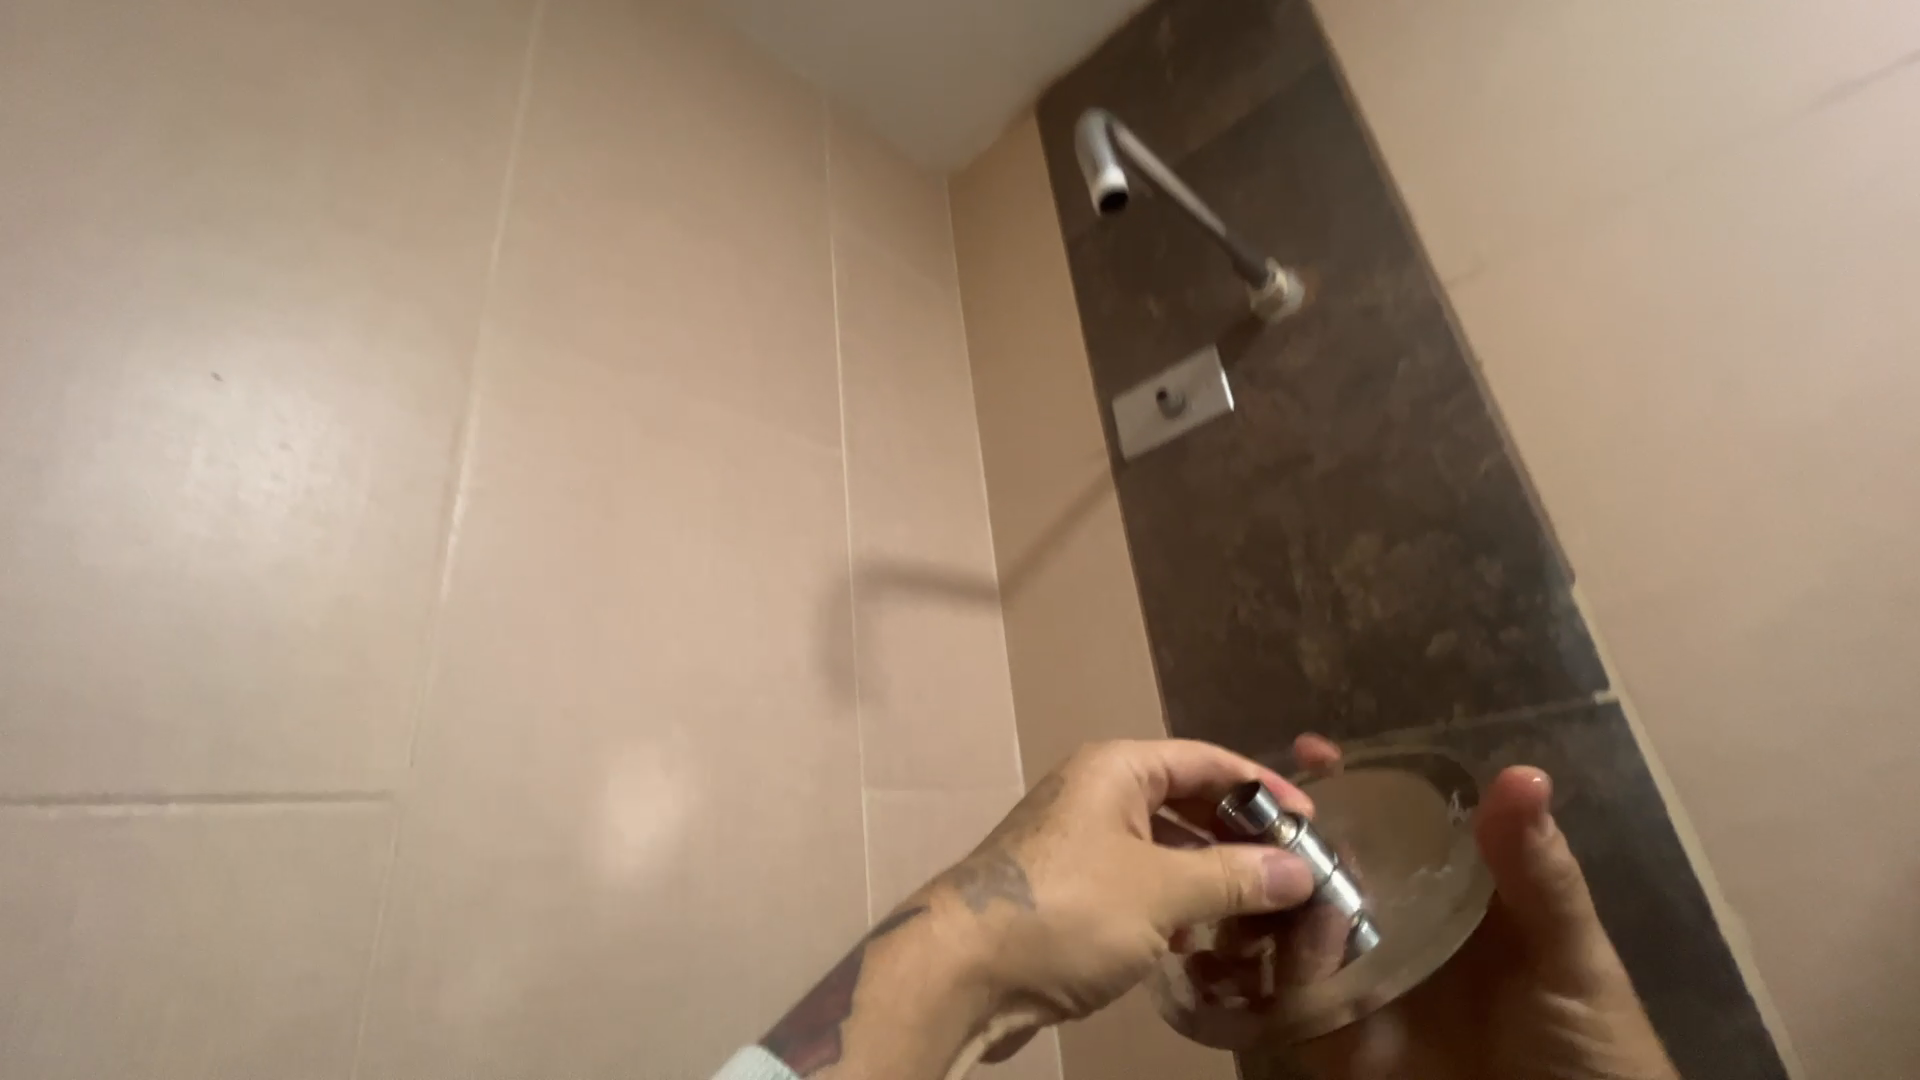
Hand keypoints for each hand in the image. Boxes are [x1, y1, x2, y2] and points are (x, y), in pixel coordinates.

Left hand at [918, 739, 1325, 1063]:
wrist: (966, 965)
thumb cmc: (1067, 907)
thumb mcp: (1159, 891)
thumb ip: (1232, 877)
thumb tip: (1299, 870)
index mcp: (1117, 770)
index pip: (1205, 760)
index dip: (1261, 786)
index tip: (1312, 819)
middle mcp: (1098, 793)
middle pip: (1185, 802)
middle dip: (1238, 836)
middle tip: (1294, 873)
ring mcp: (1081, 839)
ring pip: (1163, 847)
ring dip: (1209, 876)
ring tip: (1261, 912)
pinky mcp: (1072, 885)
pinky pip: (1139, 881)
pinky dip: (1174, 903)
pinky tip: (1203, 939)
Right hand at [1182, 735, 1679, 1079]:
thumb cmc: (1592, 1051)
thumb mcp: (1571, 958)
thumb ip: (1537, 874)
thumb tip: (1523, 771)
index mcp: (1436, 895)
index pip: (1380, 826)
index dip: (1344, 786)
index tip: (1311, 748)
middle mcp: (1384, 927)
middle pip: (1317, 866)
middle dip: (1277, 831)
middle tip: (1245, 806)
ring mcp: (1354, 980)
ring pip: (1289, 921)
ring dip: (1267, 891)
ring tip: (1252, 868)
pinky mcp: (1333, 1036)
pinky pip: (1291, 995)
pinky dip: (1282, 968)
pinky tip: (1276, 946)